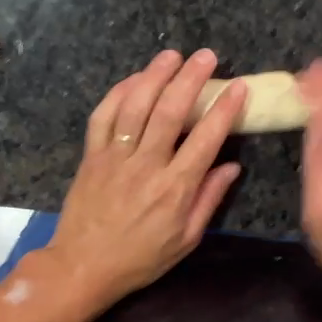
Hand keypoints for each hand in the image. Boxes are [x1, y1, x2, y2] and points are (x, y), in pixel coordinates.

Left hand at [42, 49, 247, 307]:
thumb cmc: (141, 259)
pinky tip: (135, 78)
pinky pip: (104, 115)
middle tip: (206, 56)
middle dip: (191, 79)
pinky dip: (119, 92)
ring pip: (136, 105)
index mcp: (175, 188)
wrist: (83, 267)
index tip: (238, 87)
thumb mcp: (186, 239)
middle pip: (171, 111)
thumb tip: (232, 167)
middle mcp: (146, 165)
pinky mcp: (92, 155)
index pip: (206, 139)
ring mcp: (115, 157)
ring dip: (155, 76)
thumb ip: (209, 200)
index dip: (224, 110)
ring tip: (172, 55)